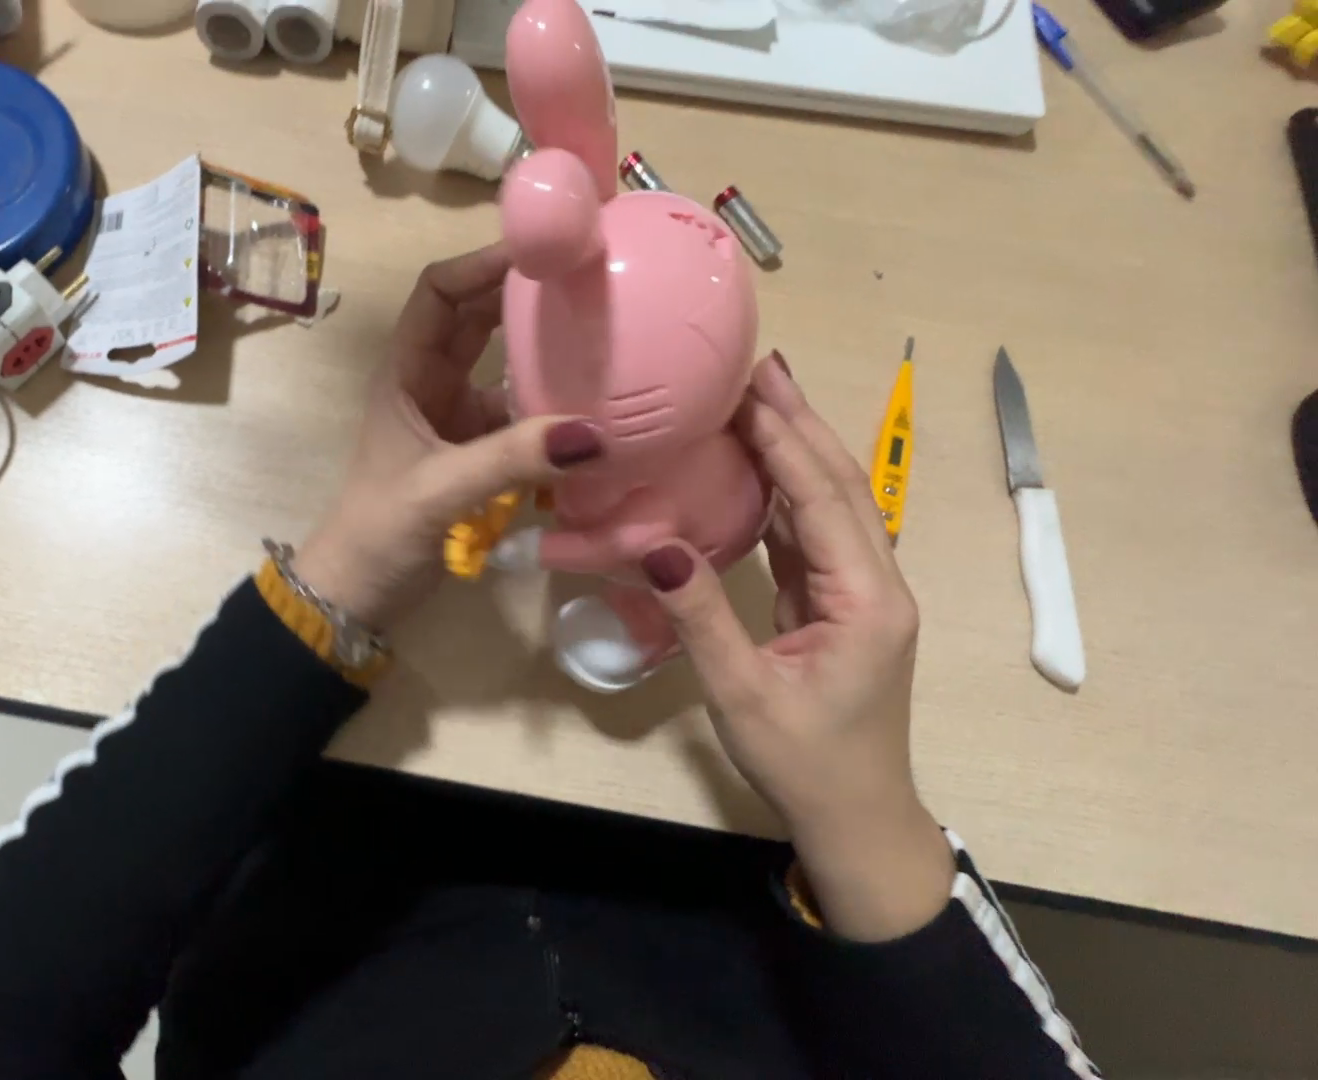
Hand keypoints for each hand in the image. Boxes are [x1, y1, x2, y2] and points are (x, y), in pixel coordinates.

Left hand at [293, 245, 605, 628]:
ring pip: (503, 366)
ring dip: (545, 351)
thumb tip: (595, 434)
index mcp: (404, 372)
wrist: (360, 590)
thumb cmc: (378, 531)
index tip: (545, 250)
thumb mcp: (438, 489)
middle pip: (479, 318)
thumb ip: (509, 460)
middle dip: (526, 295)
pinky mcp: (474, 452)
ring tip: (606, 333)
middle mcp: (430, 383)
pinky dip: (549, 409)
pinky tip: (591, 410)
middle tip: (592, 278)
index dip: (484, 262)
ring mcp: (454, 418)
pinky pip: (517, 415)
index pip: (440, 293)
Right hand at [639, 352, 953, 941]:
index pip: (824, 498)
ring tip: (751, 401)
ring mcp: (858, 592)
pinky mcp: (836, 604)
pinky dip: (783, 490)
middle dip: (797, 422)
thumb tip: (653, 542)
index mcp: (866, 599)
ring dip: (793, 448)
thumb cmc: (804, 762)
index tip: (749, 383)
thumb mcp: (743, 693)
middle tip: (753, 368)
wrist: (855, 817)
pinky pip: (809, 532)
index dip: (787, 438)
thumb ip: (700, 615)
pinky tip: (755, 466)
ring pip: (828, 503)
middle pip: (839, 485)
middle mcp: (874, 582)